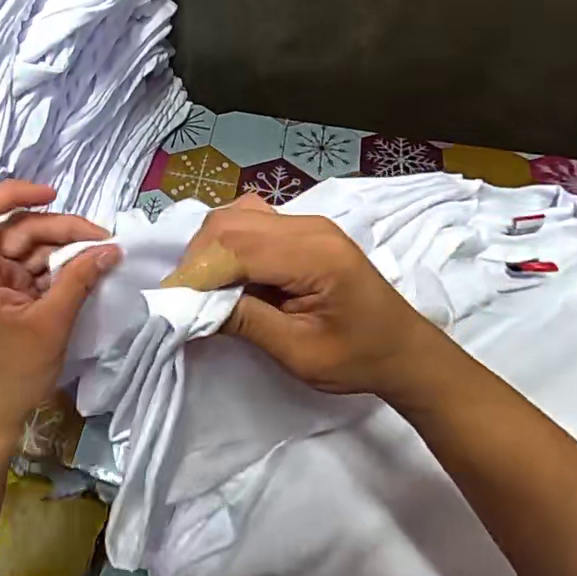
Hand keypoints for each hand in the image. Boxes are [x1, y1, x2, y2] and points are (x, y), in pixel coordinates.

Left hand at [0, 181, 120, 446]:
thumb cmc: (12, 374)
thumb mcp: (50, 324)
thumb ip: (78, 280)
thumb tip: (110, 248)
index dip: (12, 192)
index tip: (53, 194)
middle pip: (15, 229)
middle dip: (59, 228)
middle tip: (102, 238)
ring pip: (27, 249)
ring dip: (63, 248)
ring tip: (101, 253)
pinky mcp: (4, 299)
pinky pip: (31, 272)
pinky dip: (57, 270)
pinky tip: (85, 270)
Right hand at [165, 194, 441, 396]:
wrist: (406, 352)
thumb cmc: (358, 358)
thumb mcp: (299, 352)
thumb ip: (245, 322)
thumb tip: (191, 307)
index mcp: (314, 254)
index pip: (236, 248)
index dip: (196, 273)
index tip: (171, 302)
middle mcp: (308, 226)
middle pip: (230, 224)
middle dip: (197, 259)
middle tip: (186, 298)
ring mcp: (305, 223)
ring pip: (234, 217)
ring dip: (209, 249)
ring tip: (204, 287)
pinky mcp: (300, 230)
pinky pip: (248, 222)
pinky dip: (225, 244)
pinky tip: (226, 272)